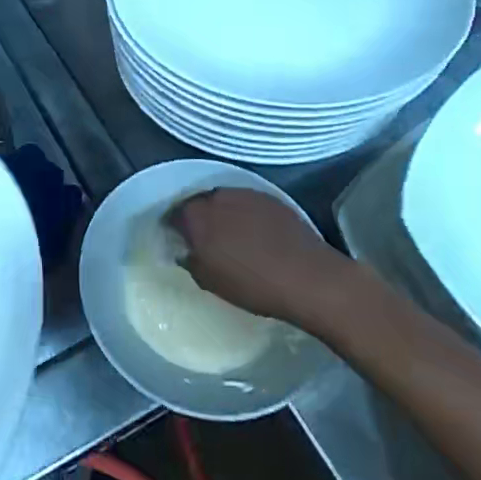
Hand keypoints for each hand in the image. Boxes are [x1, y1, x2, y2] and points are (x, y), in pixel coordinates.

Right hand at [167, 188, 361, 331]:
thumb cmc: (252, 284)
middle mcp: (219, 197)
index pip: (174, 212)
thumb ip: (190, 260)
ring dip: (221, 212)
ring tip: (227, 233)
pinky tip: (252, 231)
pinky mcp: (271, 198)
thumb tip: (184, 250)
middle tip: (200, 236)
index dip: (173, 225)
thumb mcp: (210, 281)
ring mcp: (247, 194)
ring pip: (224, 199)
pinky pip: (247, 202)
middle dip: (196, 215)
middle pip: (199, 201)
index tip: (175, 238)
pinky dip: (243, 213)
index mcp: (198, 217)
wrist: (307, 277)